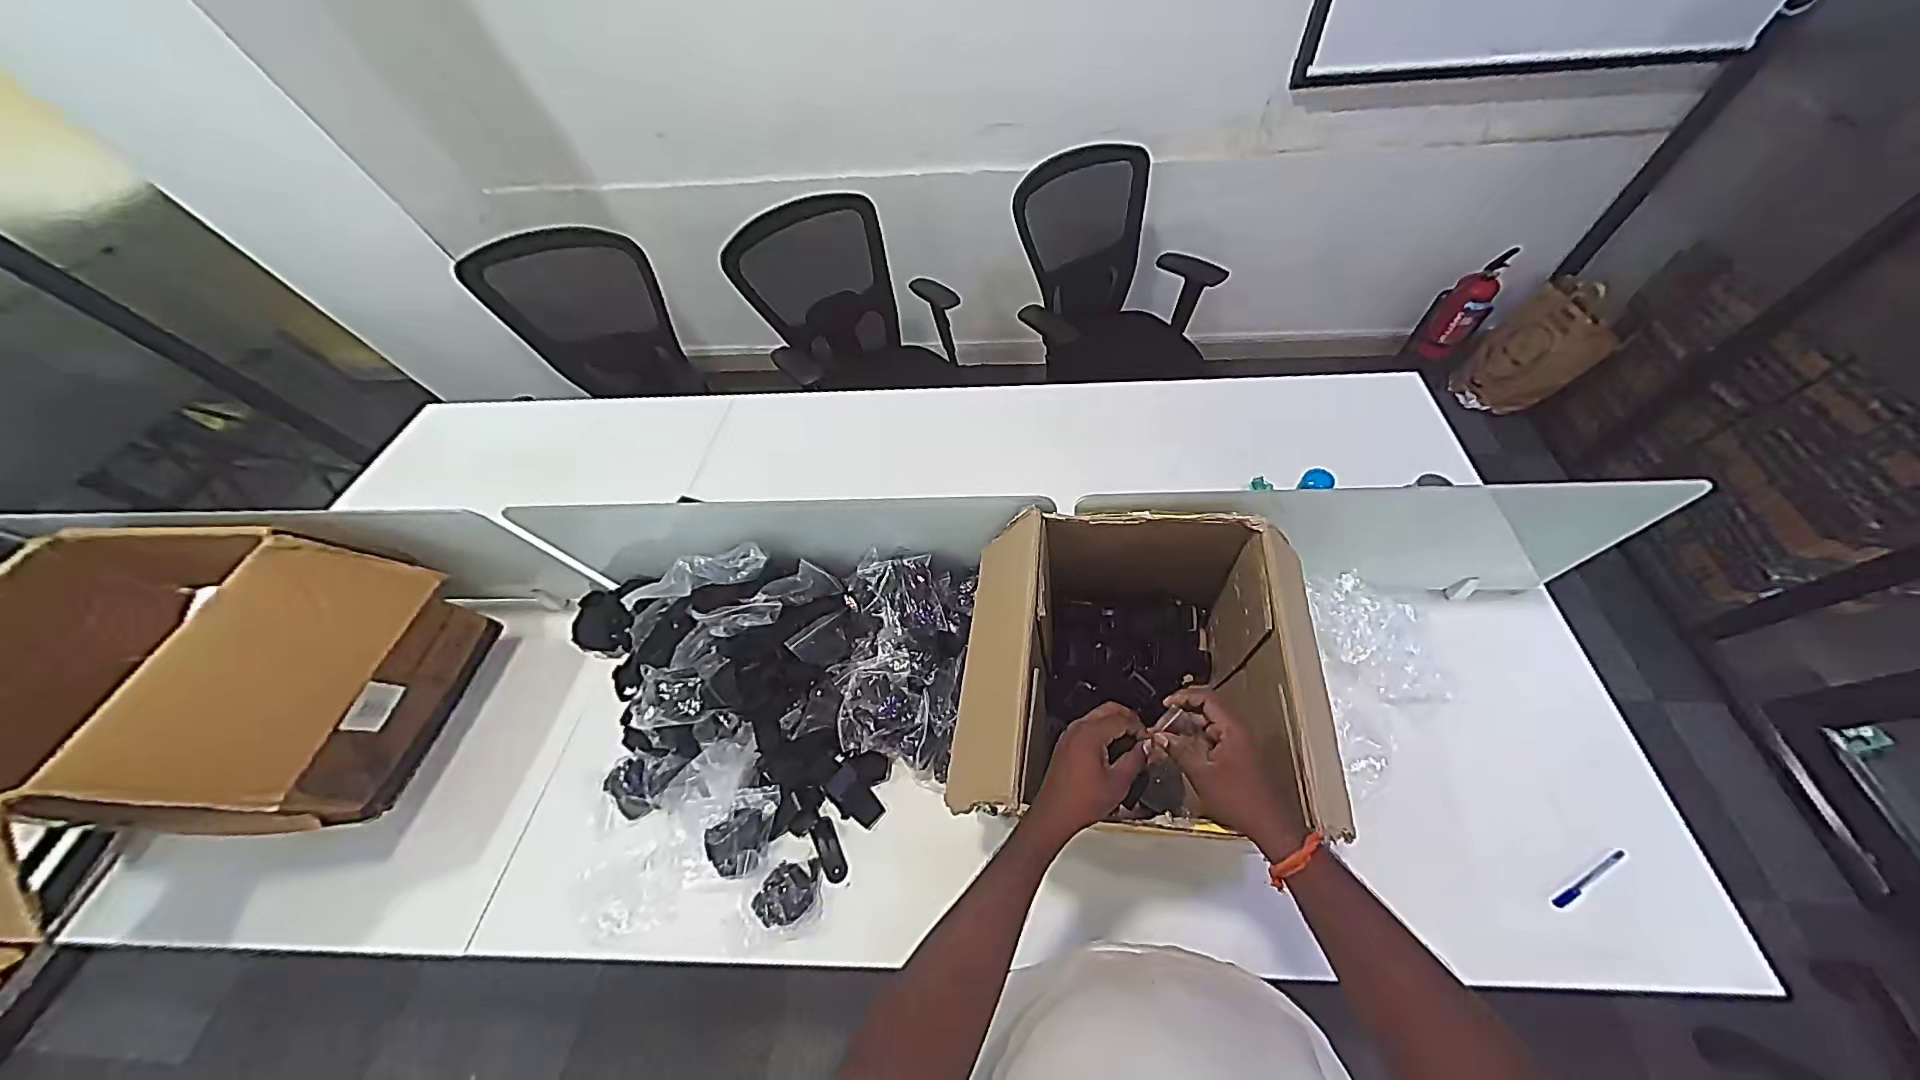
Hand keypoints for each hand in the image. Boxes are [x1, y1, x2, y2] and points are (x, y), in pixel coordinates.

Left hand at [1023, 703, 1148, 844]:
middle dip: (1129, 718)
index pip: (1122, 718)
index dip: (1140, 727)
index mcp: (1090, 734)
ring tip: (1130, 743)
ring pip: (1097, 715)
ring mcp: (1069, 735)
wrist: (1056, 813)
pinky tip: (1112, 750)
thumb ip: (1136, 759)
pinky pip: (1088, 726)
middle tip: (1141, 735)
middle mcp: (1077, 729)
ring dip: (1115, 723)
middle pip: (1109, 709)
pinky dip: (1103, 731)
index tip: (1148, 739)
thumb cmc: (1080, 801)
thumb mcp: (1118, 782)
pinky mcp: (1066, 743)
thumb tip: (1146, 748)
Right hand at [1154, 688, 1307, 857]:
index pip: (1207, 698)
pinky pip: (1218, 739)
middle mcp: (1240, 733)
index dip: (1183, 697)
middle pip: (1209, 710)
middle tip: (1165, 723)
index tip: (1167, 704)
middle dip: (1184, 714)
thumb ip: (1178, 750)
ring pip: (1212, 726)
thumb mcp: (1201, 774)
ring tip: (1172, 740)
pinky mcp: (1242, 757)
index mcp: (1233, 729)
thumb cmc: (1243, 802)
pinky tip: (1187, 754)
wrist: (1269, 825)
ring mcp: (1242, 744)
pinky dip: (1201, 742)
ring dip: (1191, 729)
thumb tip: (1162, 736)